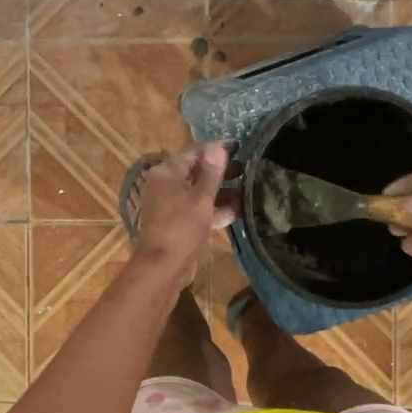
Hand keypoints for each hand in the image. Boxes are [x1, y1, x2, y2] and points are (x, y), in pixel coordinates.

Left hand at [133, 143, 234, 280]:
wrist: (163, 266)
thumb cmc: (181, 227)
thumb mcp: (201, 198)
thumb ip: (211, 172)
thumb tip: (218, 146)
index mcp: (167, 172)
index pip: (194, 152)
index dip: (217, 149)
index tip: (240, 148)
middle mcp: (166, 184)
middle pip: (196, 171)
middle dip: (222, 171)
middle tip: (247, 170)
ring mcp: (171, 204)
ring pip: (199, 192)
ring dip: (221, 192)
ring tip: (248, 190)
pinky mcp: (177, 222)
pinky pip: (198, 209)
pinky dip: (214, 209)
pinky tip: (237, 211)